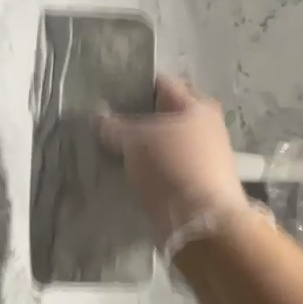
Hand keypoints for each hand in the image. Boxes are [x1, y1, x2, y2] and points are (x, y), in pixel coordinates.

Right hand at [94, 74, 248, 250]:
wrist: (199, 219)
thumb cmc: (169, 167)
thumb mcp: (133, 142)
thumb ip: (113, 126)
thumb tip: (97, 115)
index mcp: (195, 105)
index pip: (162, 83)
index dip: (135, 85)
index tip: (109, 93)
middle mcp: (205, 124)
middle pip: (165, 113)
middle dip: (139, 116)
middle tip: (109, 122)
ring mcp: (204, 153)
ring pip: (166, 139)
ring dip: (144, 143)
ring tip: (114, 147)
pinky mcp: (198, 178)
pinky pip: (168, 162)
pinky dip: (151, 163)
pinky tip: (130, 169)